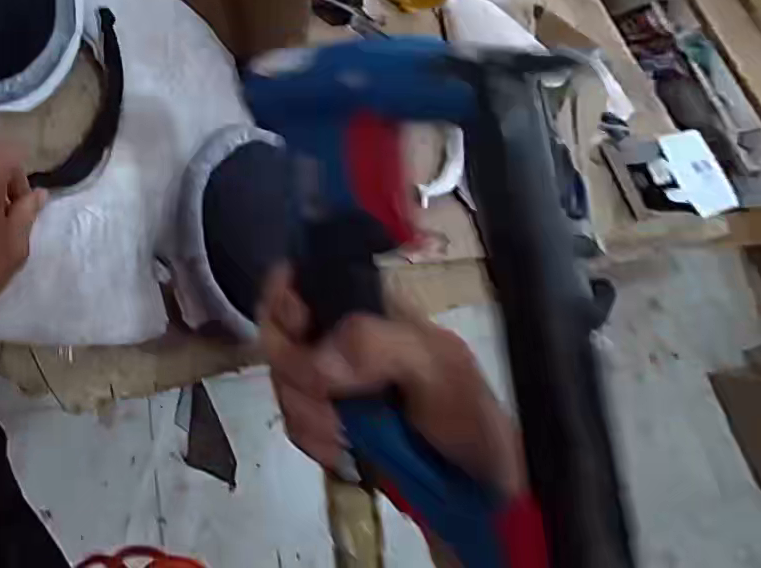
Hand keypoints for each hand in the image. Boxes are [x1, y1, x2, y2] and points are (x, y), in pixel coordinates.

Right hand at [259, 267, 525, 499]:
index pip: (304, 274)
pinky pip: (294, 421)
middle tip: (327, 397)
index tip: (299, 326)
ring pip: (282, 380)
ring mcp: (331, 376)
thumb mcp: (435, 366)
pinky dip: (315, 440)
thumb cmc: (465, 410)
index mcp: (366, 303)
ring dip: (309, 413)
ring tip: (348, 431)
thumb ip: (377, 346)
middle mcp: (340, 332)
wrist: (481, 486)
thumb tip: (315, 360)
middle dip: (293, 370)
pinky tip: (345, 449)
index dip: (284, 294)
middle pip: (279, 330)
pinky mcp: (327, 418)